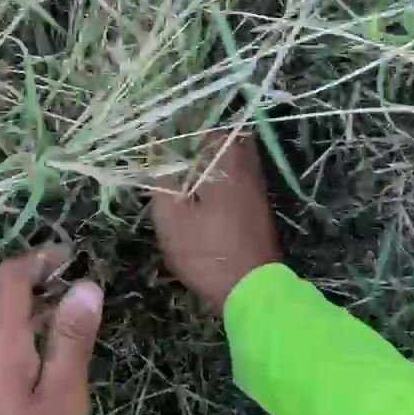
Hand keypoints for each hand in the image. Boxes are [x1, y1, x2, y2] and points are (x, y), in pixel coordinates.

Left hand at [0, 245, 103, 414]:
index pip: (9, 278)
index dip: (38, 259)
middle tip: (69, 275)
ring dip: (20, 302)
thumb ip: (71, 341)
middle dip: (29, 275)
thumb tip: (85, 285)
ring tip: (62, 306)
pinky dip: (12, 328)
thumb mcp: (62, 401)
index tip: (71, 254)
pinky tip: (38, 350)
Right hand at [151, 134, 283, 312]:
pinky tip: (197, 192)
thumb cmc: (206, 250)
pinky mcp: (257, 205)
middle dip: (195, 140)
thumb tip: (156, 153)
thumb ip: (161, 180)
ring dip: (206, 159)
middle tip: (168, 152)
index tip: (156, 135)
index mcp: (225, 160)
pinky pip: (234, 176)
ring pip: (229, 157)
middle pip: (220, 137)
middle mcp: (246, 165)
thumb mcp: (170, 216)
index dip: (177, 127)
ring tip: (178, 172)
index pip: (201, 125)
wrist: (251, 289)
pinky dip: (216, 176)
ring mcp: (256, 185)